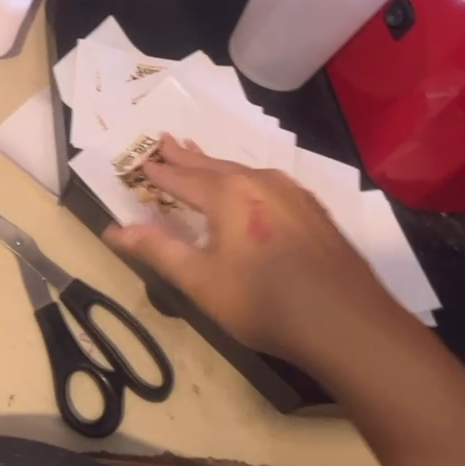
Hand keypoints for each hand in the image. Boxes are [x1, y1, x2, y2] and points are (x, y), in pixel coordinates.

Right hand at [104, 137, 412, 376]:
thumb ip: (158, 251)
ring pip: (242, 171)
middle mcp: (257, 182)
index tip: (139, 163)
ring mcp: (291, 194)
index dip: (158, 173)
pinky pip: (268, 182)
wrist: (350, 325)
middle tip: (164, 139)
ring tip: (199, 156)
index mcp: (226, 194)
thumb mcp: (201, 281)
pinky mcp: (313, 211)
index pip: (180, 178)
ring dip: (215, 164)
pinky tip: (251, 185)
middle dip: (185, 156)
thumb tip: (114, 231)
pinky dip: (246, 178)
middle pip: (211, 165)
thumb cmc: (266, 303)